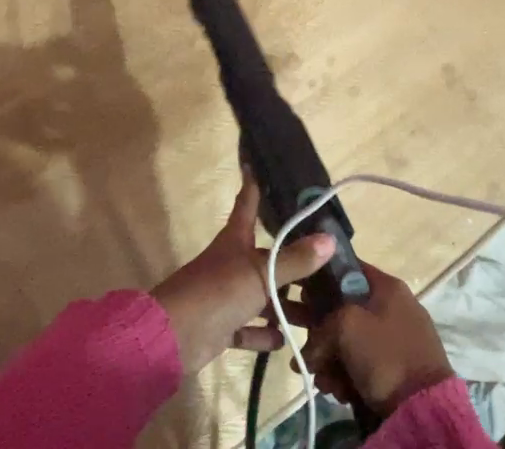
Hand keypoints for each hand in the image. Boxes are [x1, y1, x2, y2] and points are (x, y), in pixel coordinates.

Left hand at [151, 172, 335, 374]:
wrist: (175, 334)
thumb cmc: (217, 292)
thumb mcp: (260, 273)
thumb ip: (294, 260)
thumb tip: (329, 238)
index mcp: (235, 241)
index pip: (247, 205)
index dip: (252, 186)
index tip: (254, 164)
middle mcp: (231, 264)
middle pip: (266, 259)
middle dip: (293, 264)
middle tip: (327, 269)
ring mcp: (225, 296)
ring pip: (262, 298)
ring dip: (285, 306)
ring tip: (319, 314)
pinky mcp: (221, 326)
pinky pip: (249, 330)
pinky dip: (265, 335)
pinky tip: (285, 341)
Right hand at [300, 261, 453, 415]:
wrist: (424, 410)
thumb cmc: (384, 355)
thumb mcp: (345, 327)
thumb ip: (320, 328)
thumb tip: (311, 350)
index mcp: (387, 287)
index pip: (346, 268)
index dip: (320, 279)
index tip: (300, 297)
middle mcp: (394, 307)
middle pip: (344, 309)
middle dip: (321, 334)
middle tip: (309, 352)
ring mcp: (399, 338)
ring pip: (352, 340)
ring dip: (332, 360)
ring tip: (323, 381)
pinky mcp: (400, 366)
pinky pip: (365, 362)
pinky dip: (348, 375)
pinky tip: (339, 391)